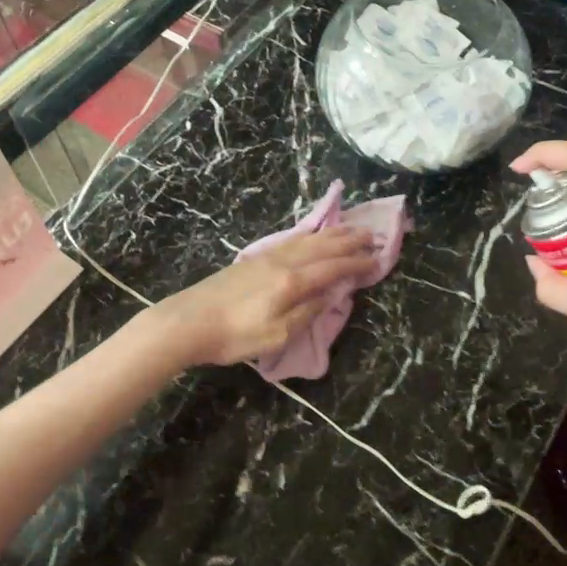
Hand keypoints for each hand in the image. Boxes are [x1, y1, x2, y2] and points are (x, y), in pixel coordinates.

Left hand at [152, 227, 377, 367]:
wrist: (188, 321)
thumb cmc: (234, 336)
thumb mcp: (277, 335)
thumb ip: (307, 312)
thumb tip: (331, 294)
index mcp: (292, 281)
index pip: (333, 268)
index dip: (356, 264)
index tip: (378, 259)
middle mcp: (282, 262)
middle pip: (322, 247)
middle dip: (349, 241)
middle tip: (372, 235)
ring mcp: (266, 257)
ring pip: (306, 239)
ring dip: (331, 234)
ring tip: (349, 229)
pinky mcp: (252, 259)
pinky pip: (291, 240)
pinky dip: (308, 235)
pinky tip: (311, 235)